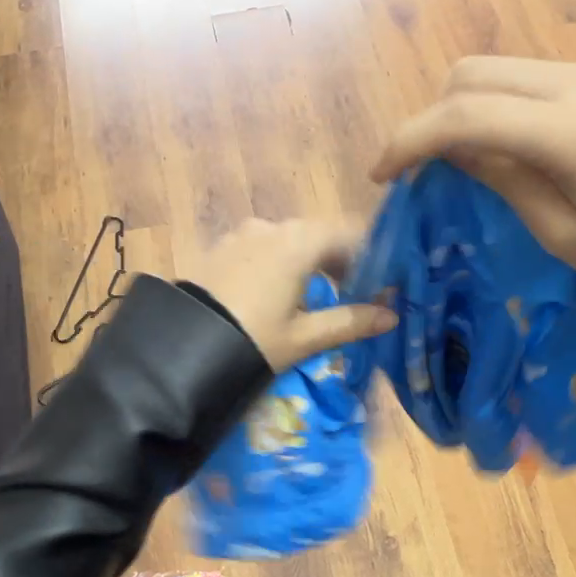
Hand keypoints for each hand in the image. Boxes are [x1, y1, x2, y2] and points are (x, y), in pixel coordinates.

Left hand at [189, 219, 397, 370]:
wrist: (185, 349)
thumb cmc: (254, 339)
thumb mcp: (305, 337)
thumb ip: (350, 322)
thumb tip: (390, 315)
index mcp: (299, 241)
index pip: (348, 235)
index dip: (368, 258)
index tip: (377, 286)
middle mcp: (270, 227)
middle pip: (315, 236)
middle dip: (335, 262)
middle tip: (346, 295)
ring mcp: (239, 235)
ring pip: (284, 242)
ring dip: (302, 264)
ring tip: (306, 300)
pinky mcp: (217, 249)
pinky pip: (256, 250)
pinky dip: (272, 266)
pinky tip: (269, 296)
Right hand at [371, 58, 575, 281]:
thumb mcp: (561, 234)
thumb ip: (504, 182)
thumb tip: (453, 152)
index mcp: (568, 131)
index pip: (465, 114)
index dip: (410, 140)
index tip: (381, 177)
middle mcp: (575, 84)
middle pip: (471, 74)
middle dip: (431, 118)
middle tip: (420, 172)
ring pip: (495, 70)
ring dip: (460, 109)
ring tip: (452, 162)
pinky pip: (523, 78)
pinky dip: (491, 105)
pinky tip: (494, 149)